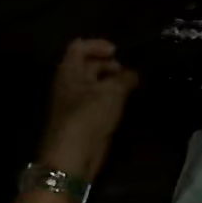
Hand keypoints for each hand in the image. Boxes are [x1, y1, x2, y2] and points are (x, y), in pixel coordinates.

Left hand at [36, 39, 140, 181]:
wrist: (72, 156)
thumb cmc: (89, 116)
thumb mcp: (112, 92)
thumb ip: (124, 78)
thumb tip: (133, 73)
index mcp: (69, 71)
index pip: (79, 47)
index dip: (97, 45)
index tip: (117, 51)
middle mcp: (68, 84)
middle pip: (86, 65)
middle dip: (107, 65)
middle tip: (126, 71)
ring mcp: (73, 104)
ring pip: (92, 85)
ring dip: (110, 83)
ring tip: (130, 87)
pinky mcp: (82, 121)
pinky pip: (96, 102)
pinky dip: (109, 98)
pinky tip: (123, 104)